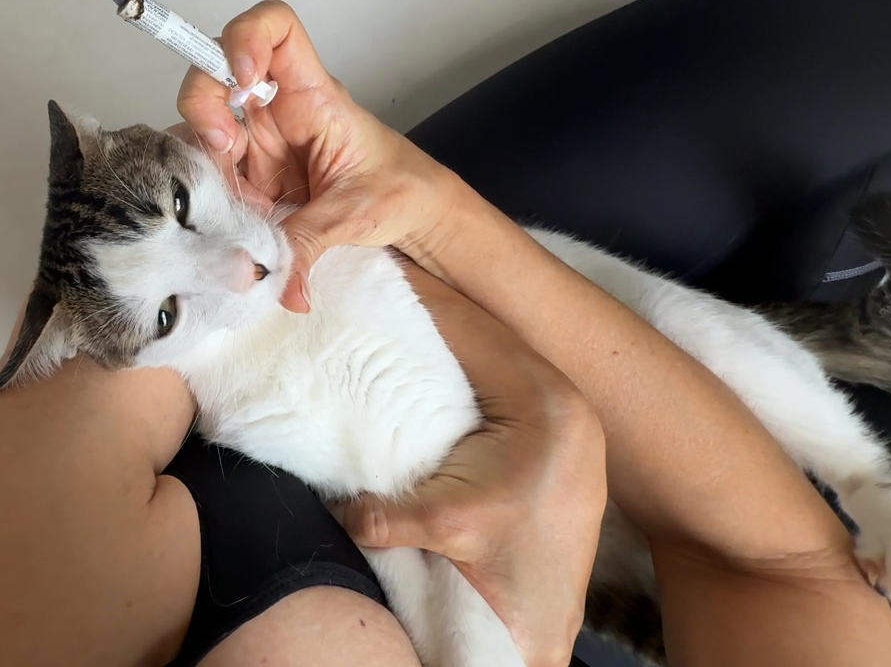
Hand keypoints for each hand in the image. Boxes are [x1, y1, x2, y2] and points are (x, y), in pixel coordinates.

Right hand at [178, 1, 473, 310]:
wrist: (410, 215)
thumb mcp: (357, 214)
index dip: (247, 36)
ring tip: (219, 199)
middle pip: (215, 70)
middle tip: (223, 147)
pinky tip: (210, 220)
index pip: (275, 28)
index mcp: (311, 95)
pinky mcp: (243, 176)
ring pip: (199, 123)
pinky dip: (198, 196)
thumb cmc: (397, 188)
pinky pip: (205, 172)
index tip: (243, 78)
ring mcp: (253, 142)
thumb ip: (312, 244)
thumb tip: (283, 289)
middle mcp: (273, 110)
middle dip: (205, 102)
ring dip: (197, 158)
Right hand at [339, 266, 607, 666]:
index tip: (383, 269)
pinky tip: (419, 356)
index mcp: (546, 404)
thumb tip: (330, 497)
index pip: (474, 327)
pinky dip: (453, 356)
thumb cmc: (517, 577)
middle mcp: (560, 399)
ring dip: (441, 328)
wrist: (548, 623)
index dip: (424, 296)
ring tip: (391, 308)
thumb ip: (384, 510)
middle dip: (429, 304)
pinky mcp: (545, 432)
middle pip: (482, 328)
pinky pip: (490, 372)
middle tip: (380, 279)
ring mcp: (558, 413)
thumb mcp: (449, 531)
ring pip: (487, 347)